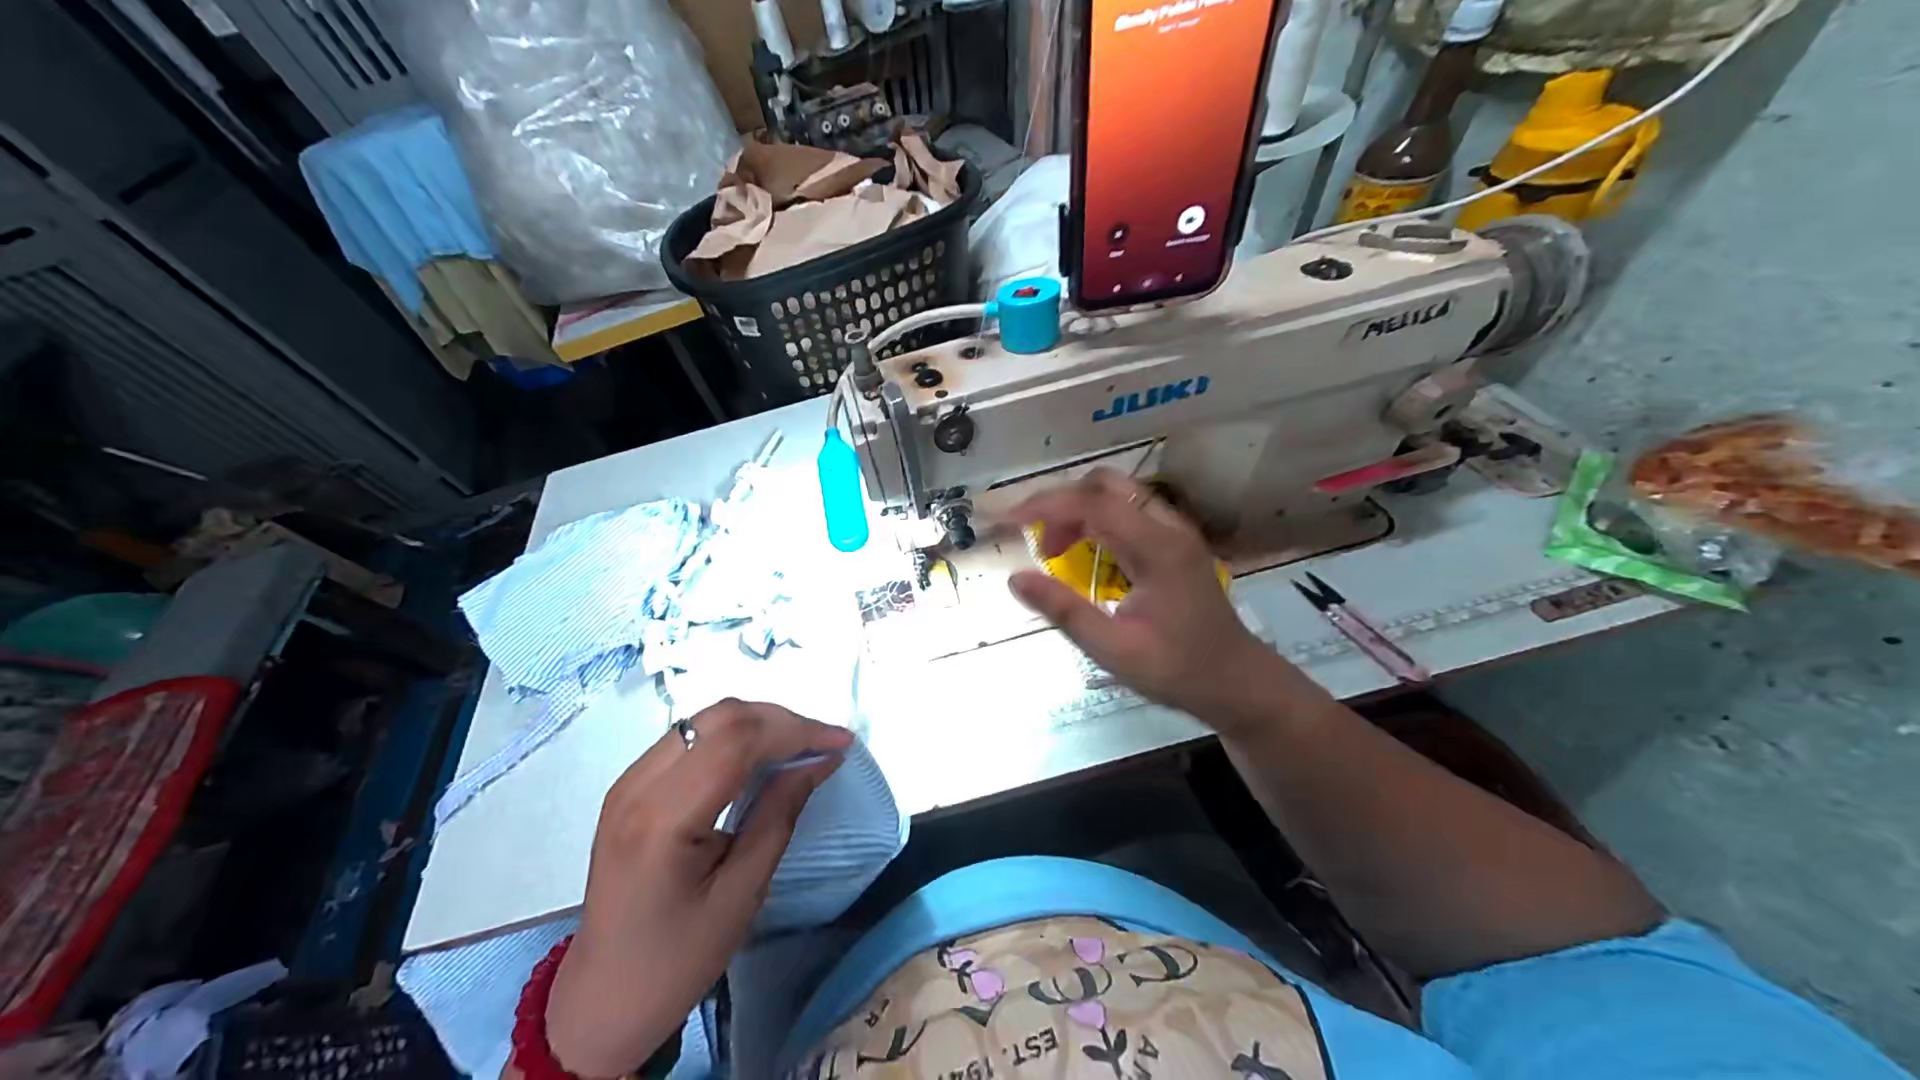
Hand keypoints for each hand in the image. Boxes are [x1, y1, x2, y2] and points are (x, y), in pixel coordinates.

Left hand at [545, 699, 851, 1077]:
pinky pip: (690, 737)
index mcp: (662, 818)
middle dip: (781, 721)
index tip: (841, 743)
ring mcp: (628, 781)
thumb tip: (818, 761)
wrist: (601, 999)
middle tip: (824, 744)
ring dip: (759, 723)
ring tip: (800, 747)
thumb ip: (779, 815)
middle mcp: (637, 785)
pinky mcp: (630, 786)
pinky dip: (733, 735)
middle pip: (721, 717)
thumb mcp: (741, 894)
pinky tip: (760, 758)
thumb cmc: (677, 959)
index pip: (737, 741)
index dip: (796, 731)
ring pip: (705, 719)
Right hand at [1003, 469, 1287, 722]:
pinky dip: (1096, 520)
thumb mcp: (1114, 649)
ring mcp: (1175, 532)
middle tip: (1035, 541)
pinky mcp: (1174, 542)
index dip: (1046, 505)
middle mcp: (1169, 528)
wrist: (1236, 681)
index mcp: (1159, 549)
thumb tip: (1015, 579)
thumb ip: (1064, 611)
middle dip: (1061, 503)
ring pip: (1117, 494)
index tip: (1008, 521)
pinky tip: (1083, 553)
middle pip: (1106, 486)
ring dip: (1078, 510)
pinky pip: (1128, 512)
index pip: (1094, 504)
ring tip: (1054, 550)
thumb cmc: (1177, 670)